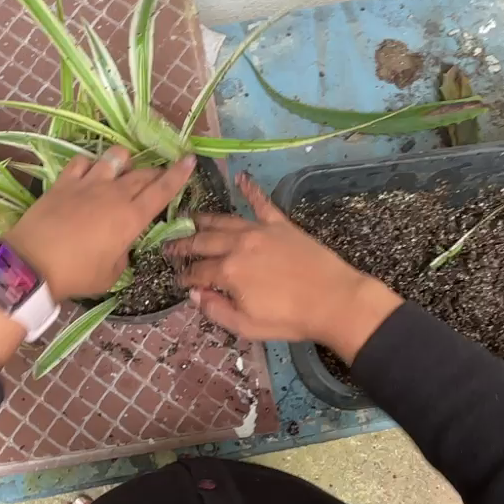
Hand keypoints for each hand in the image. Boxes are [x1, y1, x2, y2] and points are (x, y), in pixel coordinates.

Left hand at [4, 151, 195, 299]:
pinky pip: (82, 161)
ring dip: (125, 161)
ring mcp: (87, 184)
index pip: (162, 191)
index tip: (189, 160)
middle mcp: (113, 194)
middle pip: (142, 174)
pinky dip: (91, 163)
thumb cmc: (76, 275)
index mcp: (131, 218)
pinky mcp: (63, 183)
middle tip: (159, 176)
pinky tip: (90, 171)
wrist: (32, 264)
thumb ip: (122, 255)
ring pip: (115, 158)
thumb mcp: (110, 275)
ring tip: (124, 167)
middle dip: (155, 173)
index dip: (178, 175)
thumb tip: (121, 244)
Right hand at [165, 174, 402, 362]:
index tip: (177, 279)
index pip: (197, 272)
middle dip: (183, 244)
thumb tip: (195, 294)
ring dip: (204, 220)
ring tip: (189, 218)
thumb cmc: (289, 319)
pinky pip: (261, 202)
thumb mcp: (246, 326)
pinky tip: (240, 177)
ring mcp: (260, 231)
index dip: (184, 276)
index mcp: (228, 272)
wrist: (334, 301)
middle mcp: (238, 245)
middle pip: (203, 242)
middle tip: (168, 245)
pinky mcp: (281, 224)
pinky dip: (250, 189)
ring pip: (224, 221)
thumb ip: (216, 310)